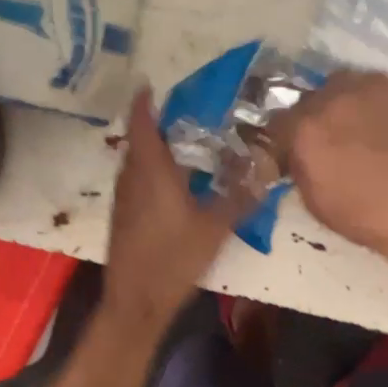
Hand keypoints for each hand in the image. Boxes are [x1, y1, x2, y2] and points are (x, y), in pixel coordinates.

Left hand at [100, 88, 247, 331]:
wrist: (136, 301)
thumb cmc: (174, 259)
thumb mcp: (214, 228)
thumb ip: (239, 199)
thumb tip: (264, 174)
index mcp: (151, 171)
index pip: (143, 124)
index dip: (145, 102)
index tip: (151, 85)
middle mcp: (131, 179)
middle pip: (138, 142)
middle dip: (155, 127)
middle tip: (182, 119)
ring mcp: (123, 201)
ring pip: (134, 165)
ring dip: (151, 153)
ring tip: (180, 150)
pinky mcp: (122, 221)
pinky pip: (135, 184)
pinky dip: (149, 175)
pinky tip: (172, 189)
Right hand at [273, 72, 387, 273]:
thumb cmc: (362, 216)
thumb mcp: (313, 200)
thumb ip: (296, 165)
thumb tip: (293, 151)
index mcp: (304, 130)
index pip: (277, 121)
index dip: (283, 138)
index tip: (291, 150)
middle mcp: (329, 100)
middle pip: (307, 100)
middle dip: (310, 119)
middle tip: (325, 139)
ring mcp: (363, 88)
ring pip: (336, 86)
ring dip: (336, 103)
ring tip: (351, 126)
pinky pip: (367, 84)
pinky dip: (364, 99)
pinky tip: (374, 121)